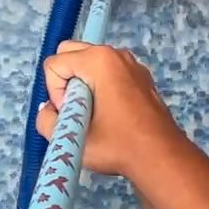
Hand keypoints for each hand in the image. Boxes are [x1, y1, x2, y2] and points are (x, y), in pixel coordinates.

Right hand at [36, 42, 188, 179]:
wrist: (161, 156)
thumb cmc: (118, 145)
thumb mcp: (72, 138)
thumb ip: (47, 121)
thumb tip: (49, 109)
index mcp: (98, 60)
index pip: (54, 64)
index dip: (55, 92)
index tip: (71, 114)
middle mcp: (114, 53)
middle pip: (70, 52)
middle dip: (65, 80)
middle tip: (76, 109)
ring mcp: (130, 62)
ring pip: (89, 60)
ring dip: (81, 82)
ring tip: (92, 113)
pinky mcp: (140, 74)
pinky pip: (107, 69)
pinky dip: (100, 83)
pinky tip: (110, 112)